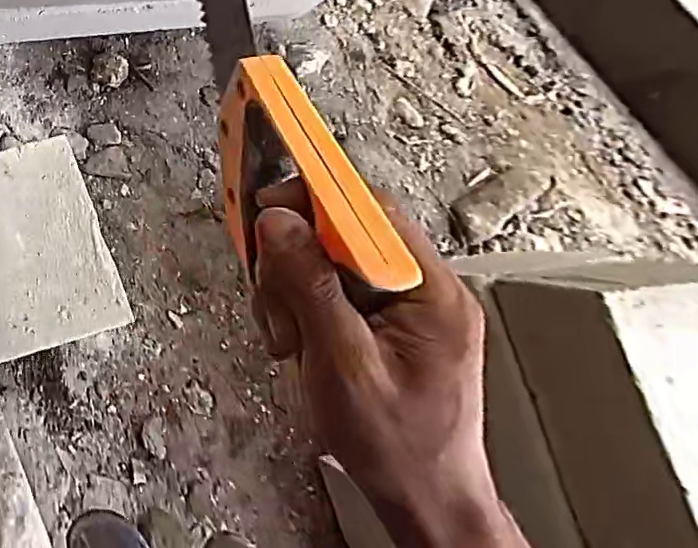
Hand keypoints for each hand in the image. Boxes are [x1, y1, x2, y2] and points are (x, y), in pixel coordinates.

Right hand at [250, 187, 524, 547]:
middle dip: (291, 261)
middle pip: (333, 230)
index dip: (313, 198)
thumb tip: (278, 222)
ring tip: (292, 337)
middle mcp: (414, 286)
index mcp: (430, 292)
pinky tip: (296, 338)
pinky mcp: (368, 311)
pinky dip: (290, 303)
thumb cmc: (398, 446)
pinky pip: (313, 280)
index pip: (368, 210)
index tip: (267, 202)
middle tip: (280, 305)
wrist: (420, 499)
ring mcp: (391, 299)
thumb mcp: (344, 363)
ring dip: (285, 289)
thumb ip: (310, 286)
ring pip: (314, 255)